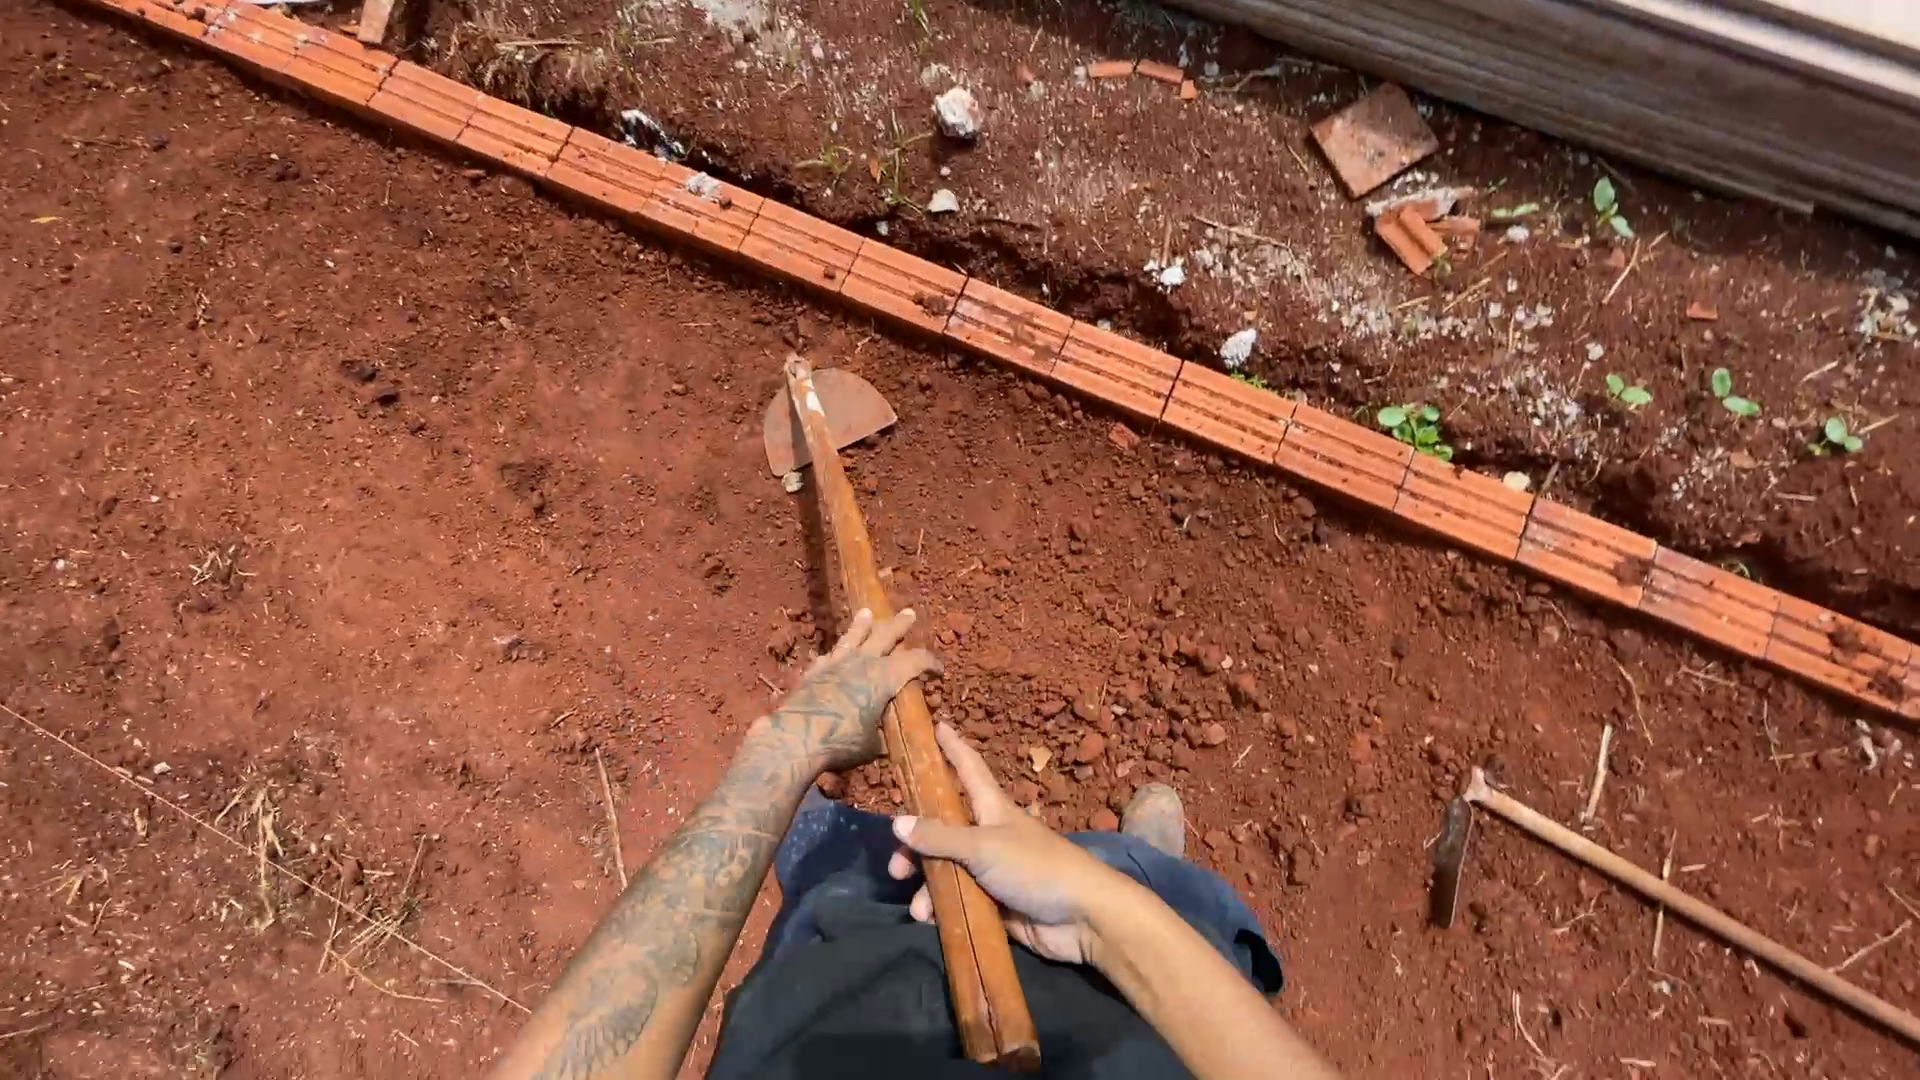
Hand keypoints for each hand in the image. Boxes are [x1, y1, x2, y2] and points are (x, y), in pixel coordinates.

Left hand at [768, 608, 942, 771]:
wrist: (796, 738)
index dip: (930, 663)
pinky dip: (834, 655)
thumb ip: (879, 734)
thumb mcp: (872, 745)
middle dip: (899, 625)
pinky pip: (828, 657)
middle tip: (908, 613)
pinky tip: (831, 655)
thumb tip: (880, 739)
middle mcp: (862, 662)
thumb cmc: (842, 742)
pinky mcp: (813, 672)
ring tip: (866, 613)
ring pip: (853, 637)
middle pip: (885, 635)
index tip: (939, 670)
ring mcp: (835, 663)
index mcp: (885, 677)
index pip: (916, 661)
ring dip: (862, 625)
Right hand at [888, 723, 1131, 964]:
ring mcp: (992, 869)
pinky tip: (931, 920)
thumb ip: (940, 836)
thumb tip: (897, 821)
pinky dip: (942, 908)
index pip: (968, 766)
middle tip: (896, 862)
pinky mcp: (994, 902)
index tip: (936, 724)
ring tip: (917, 908)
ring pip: (946, 868)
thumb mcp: (983, 845)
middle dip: (916, 843)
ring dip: (927, 885)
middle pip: (944, 827)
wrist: (1082, 917)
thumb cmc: (1035, 866)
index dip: (952, 746)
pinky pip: (958, 900)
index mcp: (991, 807)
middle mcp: (989, 833)